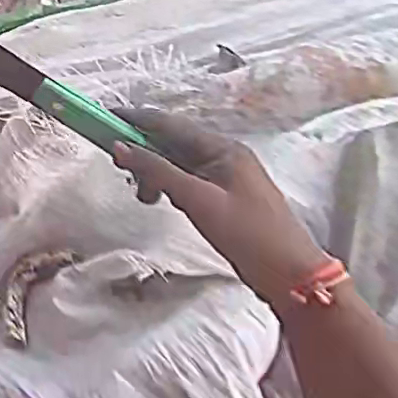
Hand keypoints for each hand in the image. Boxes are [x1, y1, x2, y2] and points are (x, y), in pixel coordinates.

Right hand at [112, 109, 329, 306]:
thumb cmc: (248, 233)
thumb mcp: (196, 198)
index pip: (168, 123)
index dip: (133, 119)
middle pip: (169, 142)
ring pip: (173, 162)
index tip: (102, 118)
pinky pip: (182, 178)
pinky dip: (165, 185)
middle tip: (120, 167)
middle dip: (141, 152)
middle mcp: (222, 155)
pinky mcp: (221, 194)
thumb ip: (155, 169)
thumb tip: (117, 145)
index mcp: (222, 149)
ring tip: (144, 195)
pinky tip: (159, 199)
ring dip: (152, 173)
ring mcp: (223, 175)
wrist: (295, 280)